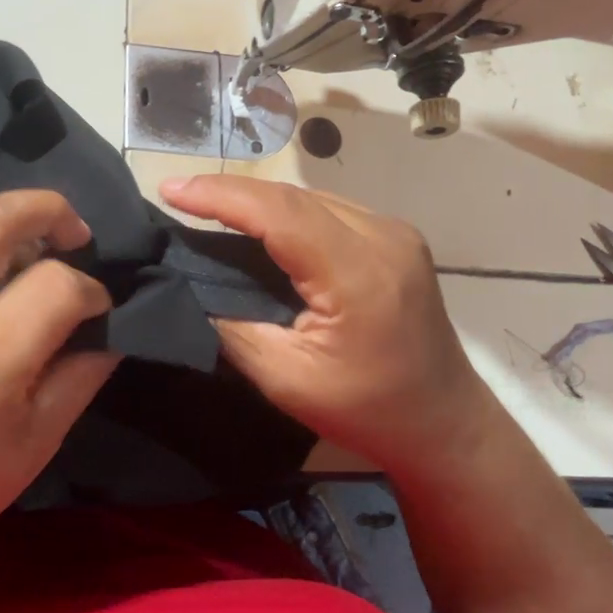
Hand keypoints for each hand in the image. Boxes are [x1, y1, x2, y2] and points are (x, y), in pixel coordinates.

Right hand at [159, 175, 491, 464]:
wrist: (442, 423)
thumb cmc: (364, 410)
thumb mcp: (286, 379)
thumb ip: (233, 328)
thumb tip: (189, 288)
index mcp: (360, 274)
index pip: (280, 213)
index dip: (221, 196)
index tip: (170, 190)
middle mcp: (384, 237)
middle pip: (294, 197)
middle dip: (231, 192)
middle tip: (177, 196)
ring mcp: (395, 233)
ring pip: (311, 199)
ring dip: (258, 201)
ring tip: (205, 207)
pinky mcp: (396, 238)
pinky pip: (329, 211)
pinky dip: (285, 213)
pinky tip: (256, 225)